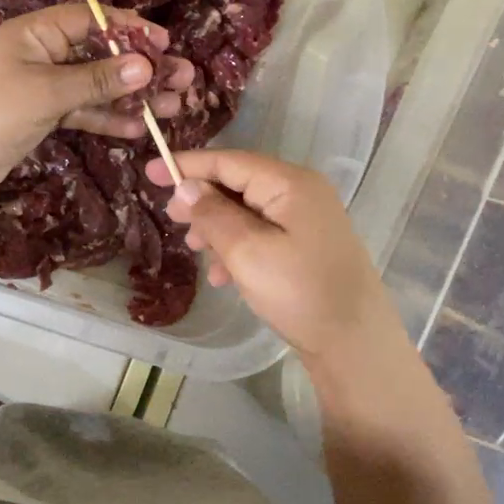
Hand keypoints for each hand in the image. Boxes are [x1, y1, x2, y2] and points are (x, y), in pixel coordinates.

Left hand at [0, 5, 194, 194]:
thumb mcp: (47, 93)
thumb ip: (96, 79)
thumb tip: (146, 64)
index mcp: (33, 32)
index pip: (89, 19)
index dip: (128, 29)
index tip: (164, 43)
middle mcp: (40, 51)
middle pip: (99, 53)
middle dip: (140, 67)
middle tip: (183, 78)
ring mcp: (43, 84)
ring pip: (95, 84)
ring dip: (131, 95)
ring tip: (173, 105)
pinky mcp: (44, 113)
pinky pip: (83, 110)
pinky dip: (107, 118)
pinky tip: (138, 128)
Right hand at [144, 150, 408, 366]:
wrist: (355, 342)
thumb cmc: (299, 291)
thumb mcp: (246, 251)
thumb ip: (212, 214)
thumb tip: (186, 186)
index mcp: (289, 184)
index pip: (229, 161)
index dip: (187, 164)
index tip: (148, 170)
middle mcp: (301, 192)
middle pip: (237, 182)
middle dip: (201, 199)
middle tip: (170, 218)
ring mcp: (306, 219)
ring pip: (246, 209)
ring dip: (216, 227)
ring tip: (194, 249)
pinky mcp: (307, 244)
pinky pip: (260, 232)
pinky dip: (236, 246)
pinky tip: (222, 275)